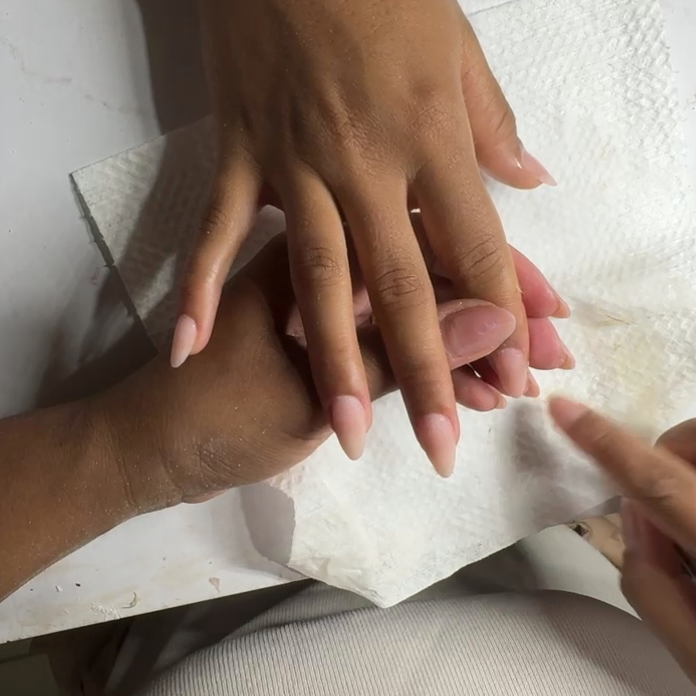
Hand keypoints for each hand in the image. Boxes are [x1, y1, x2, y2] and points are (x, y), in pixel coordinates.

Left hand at [101, 235, 568, 509]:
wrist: (142, 445)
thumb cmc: (212, 417)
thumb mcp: (305, 388)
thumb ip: (398, 352)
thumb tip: (490, 322)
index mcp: (319, 250)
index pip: (430, 257)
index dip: (497, 295)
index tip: (547, 334)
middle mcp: (325, 255)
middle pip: (431, 272)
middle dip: (497, 317)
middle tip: (552, 358)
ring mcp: (320, 291)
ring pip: (413, 300)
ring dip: (466, 339)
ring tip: (514, 382)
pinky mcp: (314, 327)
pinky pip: (383, 331)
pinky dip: (423, 355)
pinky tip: (463, 378)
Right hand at [170, 0, 551, 478]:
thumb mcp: (456, 36)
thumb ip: (489, 120)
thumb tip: (528, 181)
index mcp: (430, 132)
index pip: (475, 244)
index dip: (503, 314)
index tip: (519, 375)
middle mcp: (365, 164)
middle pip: (406, 288)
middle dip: (430, 375)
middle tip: (442, 451)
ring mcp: (292, 166)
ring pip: (320, 284)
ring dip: (335, 367)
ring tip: (348, 438)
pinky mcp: (236, 154)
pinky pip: (217, 234)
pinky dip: (199, 290)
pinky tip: (188, 349)